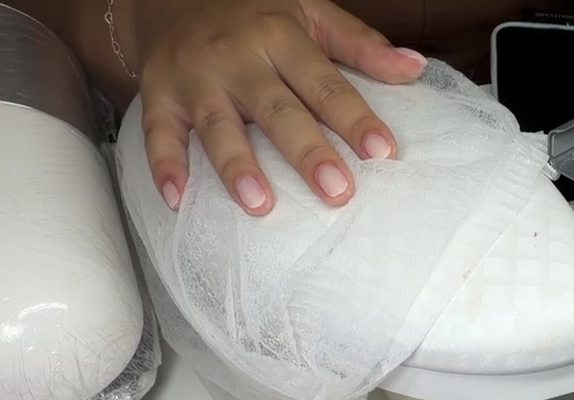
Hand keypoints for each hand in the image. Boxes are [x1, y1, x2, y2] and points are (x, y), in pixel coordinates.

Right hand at [129, 0, 425, 212]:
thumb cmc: (255, 10)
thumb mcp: (309, 12)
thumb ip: (360, 46)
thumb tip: (415, 67)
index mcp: (280, 36)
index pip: (324, 83)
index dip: (354, 118)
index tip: (383, 152)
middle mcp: (237, 57)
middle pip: (276, 109)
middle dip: (306, 151)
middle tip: (337, 192)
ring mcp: (196, 77)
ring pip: (218, 125)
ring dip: (237, 166)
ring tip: (260, 206)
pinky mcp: (159, 93)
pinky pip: (158, 132)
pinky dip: (164, 166)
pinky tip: (177, 200)